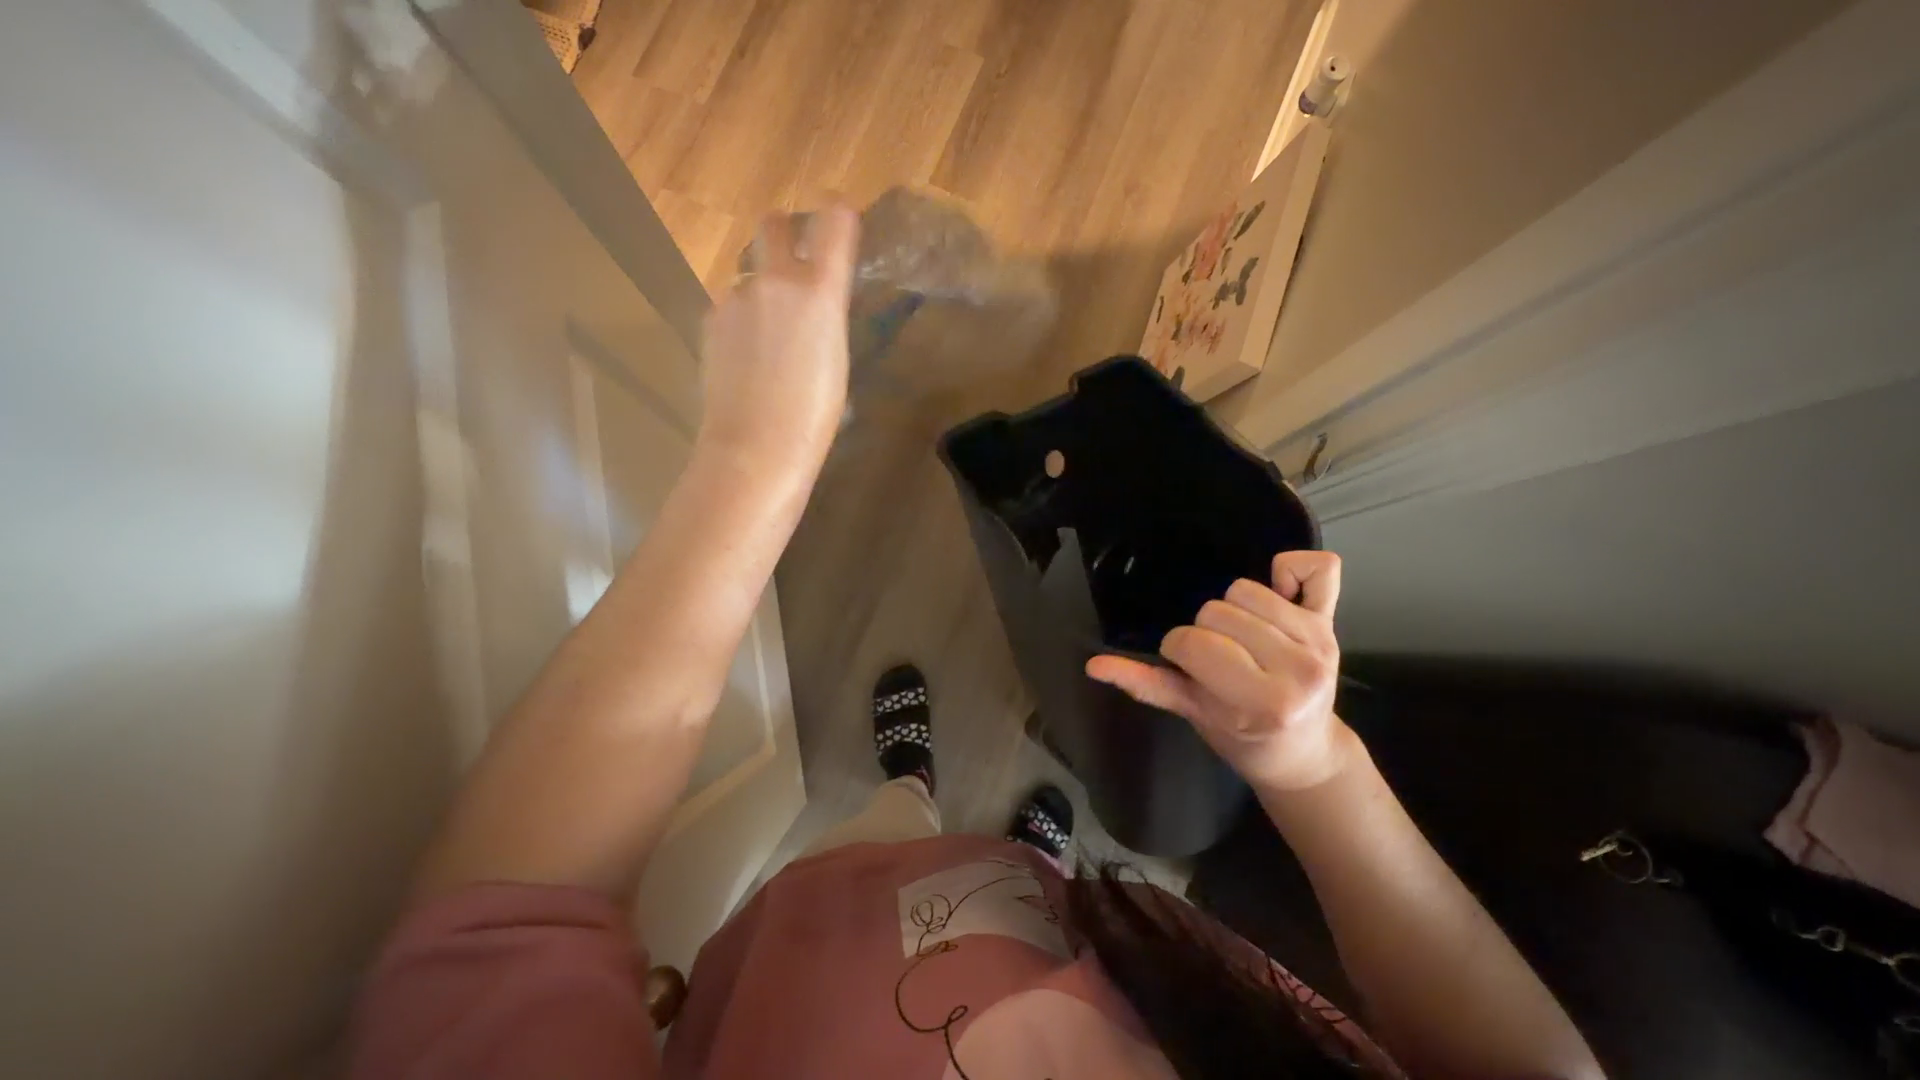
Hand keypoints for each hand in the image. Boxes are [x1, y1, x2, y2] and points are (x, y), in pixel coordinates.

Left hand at [697, 205, 859, 468]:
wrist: (757, 446)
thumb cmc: (815, 414)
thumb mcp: (836, 355)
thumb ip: (824, 311)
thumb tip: (812, 296)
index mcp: (819, 289)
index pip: (834, 219)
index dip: (838, 212)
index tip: (839, 219)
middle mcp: (775, 279)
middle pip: (774, 223)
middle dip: (785, 232)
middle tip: (794, 263)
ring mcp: (735, 297)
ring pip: (750, 272)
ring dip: (760, 288)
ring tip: (770, 339)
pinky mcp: (709, 318)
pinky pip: (730, 304)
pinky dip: (740, 319)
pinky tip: (747, 358)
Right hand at [1086, 551, 1353, 791]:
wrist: (1301, 750)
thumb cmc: (1241, 737)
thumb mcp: (1193, 714)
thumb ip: (1146, 684)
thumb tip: (1094, 665)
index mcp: (1265, 700)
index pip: (1196, 644)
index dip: (1179, 651)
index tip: (1189, 669)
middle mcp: (1300, 668)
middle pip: (1219, 611)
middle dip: (1206, 633)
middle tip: (1219, 661)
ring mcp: (1321, 641)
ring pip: (1248, 589)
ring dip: (1234, 609)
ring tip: (1242, 639)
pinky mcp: (1333, 621)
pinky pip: (1316, 567)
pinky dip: (1290, 570)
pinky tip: (1279, 593)